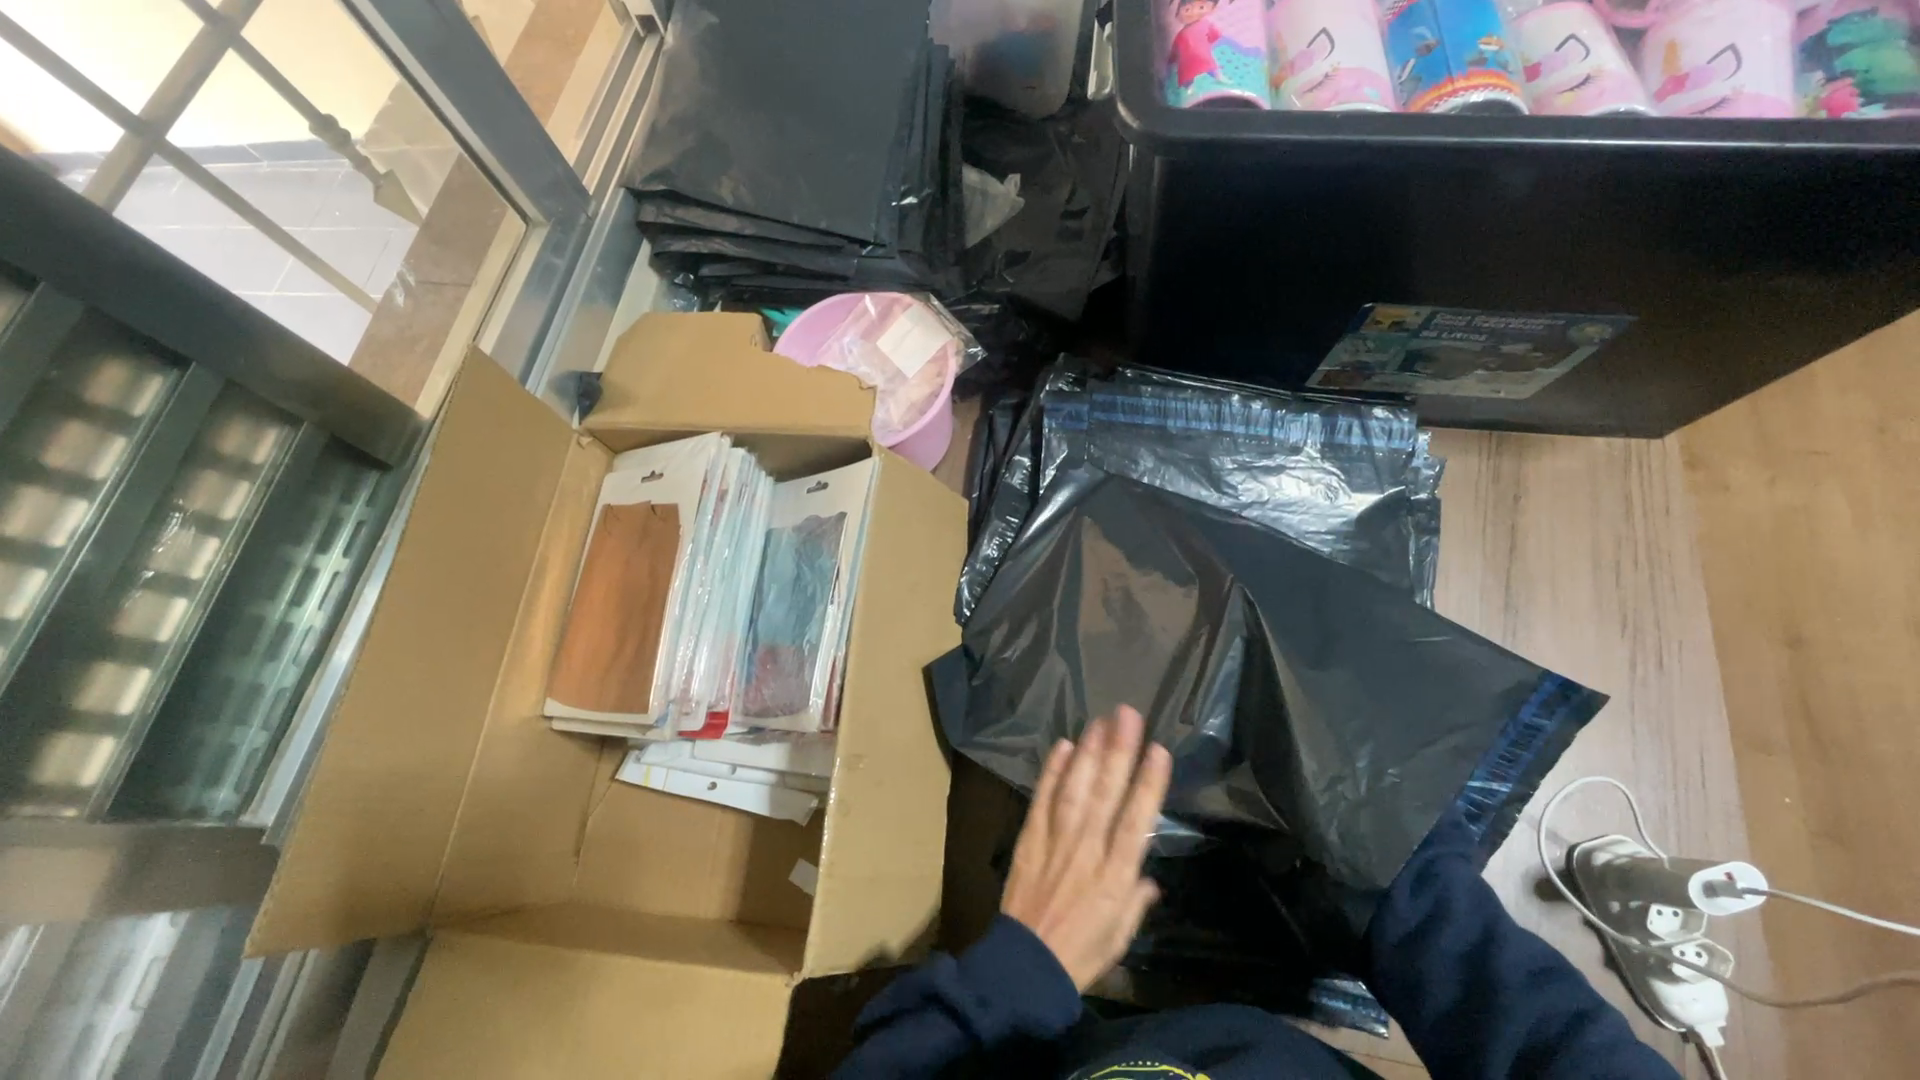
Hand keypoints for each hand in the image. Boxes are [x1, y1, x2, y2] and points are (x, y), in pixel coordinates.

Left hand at [1000, 705, 1172, 991]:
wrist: (1025, 968)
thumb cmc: (1081, 955)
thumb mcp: (1120, 937)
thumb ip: (1136, 902)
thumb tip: (1149, 879)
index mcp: (1115, 876)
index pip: (1137, 821)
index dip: (1148, 784)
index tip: (1159, 750)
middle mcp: (1087, 851)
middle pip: (1106, 794)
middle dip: (1118, 751)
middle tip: (1127, 715)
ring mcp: (1055, 842)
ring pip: (1075, 790)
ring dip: (1087, 753)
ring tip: (1100, 721)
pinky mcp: (1028, 841)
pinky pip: (1041, 801)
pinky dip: (1051, 773)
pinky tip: (1062, 747)